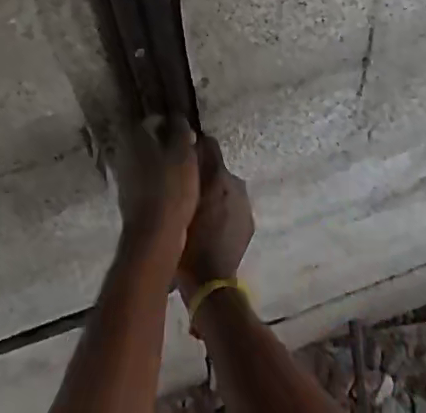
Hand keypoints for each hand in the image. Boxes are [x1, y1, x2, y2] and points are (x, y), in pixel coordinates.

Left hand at [113, 116, 199, 246]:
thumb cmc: (171, 187)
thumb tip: (177, 118)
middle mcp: (124, 152)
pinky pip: (147, 179)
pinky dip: (160, 179)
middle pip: (149, 140)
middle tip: (188, 151)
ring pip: (148, 160)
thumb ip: (180, 130)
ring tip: (186, 170)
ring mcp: (124, 176)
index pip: (152, 119)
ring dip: (164, 162)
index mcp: (135, 137)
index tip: (187, 133)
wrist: (154, 235)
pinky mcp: (129, 196)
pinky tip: (176, 188)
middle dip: (168, 142)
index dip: (172, 123)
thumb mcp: (183, 153)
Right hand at [178, 134, 253, 294]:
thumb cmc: (186, 241)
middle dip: (204, 172)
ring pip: (226, 186)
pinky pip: (234, 205)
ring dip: (214, 191)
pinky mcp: (249, 221)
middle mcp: (236, 183)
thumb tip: (183, 148)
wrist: (210, 281)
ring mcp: (245, 204)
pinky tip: (212, 224)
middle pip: (217, 167)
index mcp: (218, 176)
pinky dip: (224, 208)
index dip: (195, 145)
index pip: (209, 144)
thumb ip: (184, 174)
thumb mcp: (177, 203)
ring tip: (199, 208)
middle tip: (187, 186)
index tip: (183, 152)